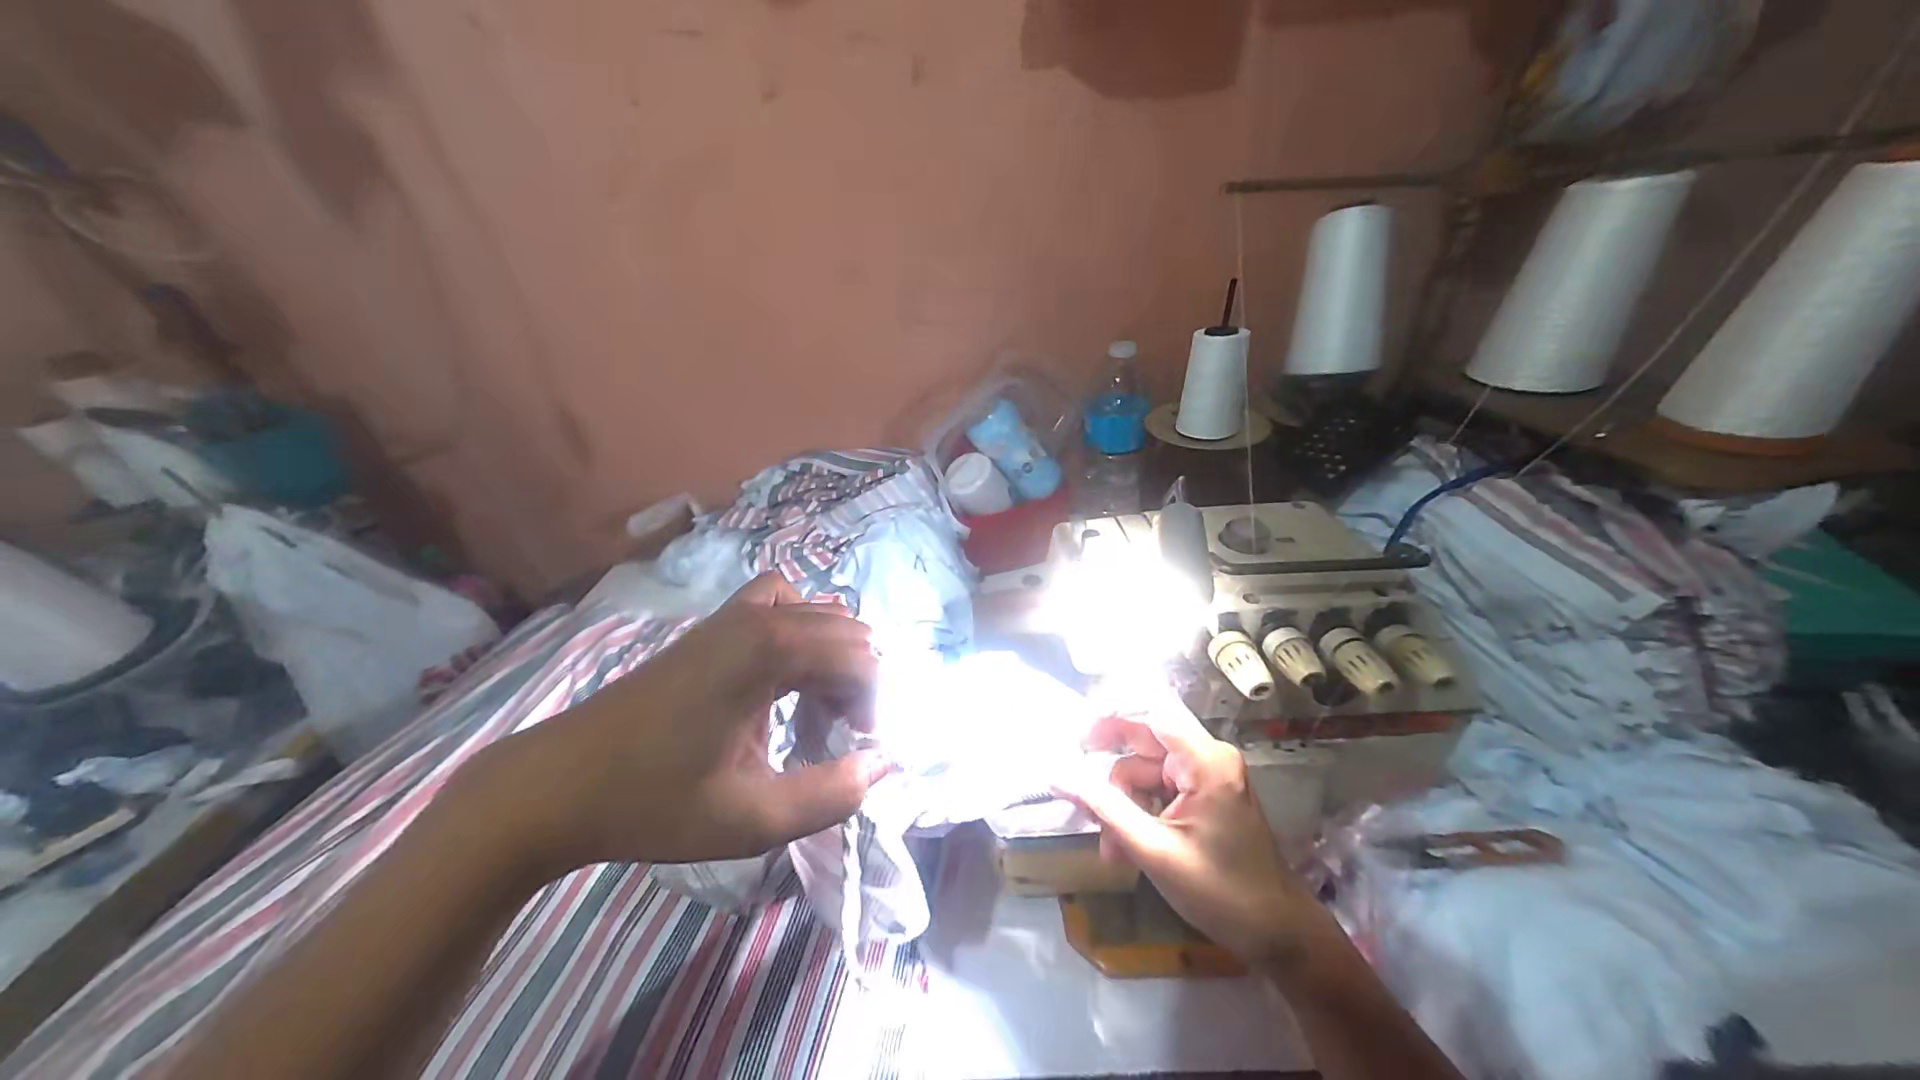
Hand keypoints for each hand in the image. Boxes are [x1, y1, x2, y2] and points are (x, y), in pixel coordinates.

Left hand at [465, 574, 887, 874]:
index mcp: (770, 649)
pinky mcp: (713, 627)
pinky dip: (803, 633)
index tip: (859, 750)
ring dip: (835, 656)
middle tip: (841, 736)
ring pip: (818, 613)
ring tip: (820, 708)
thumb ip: (833, 794)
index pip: (862, 658)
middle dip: (860, 681)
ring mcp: (732, 615)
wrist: (558, 784)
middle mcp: (757, 615)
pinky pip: (782, 606)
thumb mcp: (754, 818)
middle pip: (846, 630)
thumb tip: (885, 763)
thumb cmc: (655, 802)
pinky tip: (786, 678)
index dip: (875, 706)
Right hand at [1062, 694, 1327, 969]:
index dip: (1108, 717)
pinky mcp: (1205, 796)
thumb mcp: (1152, 848)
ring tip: (1113, 851)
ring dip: (1123, 806)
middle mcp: (1207, 758)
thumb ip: (1102, 806)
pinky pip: (1159, 790)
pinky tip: (1127, 848)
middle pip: (1143, 743)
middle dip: (1111, 778)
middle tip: (1076, 792)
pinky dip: (1139, 814)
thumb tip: (1056, 775)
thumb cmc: (1219, 890)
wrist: (1277, 934)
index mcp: (1204, 760)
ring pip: (1145, 772)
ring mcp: (1207, 777)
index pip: (1148, 713)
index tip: (1072, 737)